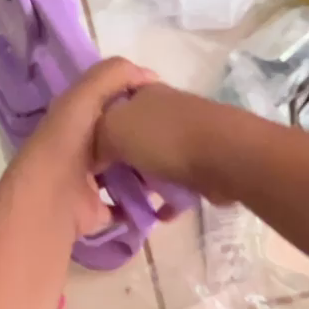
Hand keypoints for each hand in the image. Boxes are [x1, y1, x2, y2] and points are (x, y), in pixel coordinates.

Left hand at [12, 56, 159, 235]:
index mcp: (72, 120)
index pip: (106, 105)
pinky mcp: (94, 212)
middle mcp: (78, 150)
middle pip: (116, 140)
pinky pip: (124, 207)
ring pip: (122, 174)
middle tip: (171, 137)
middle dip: (142, 139)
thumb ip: (113, 75)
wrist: (51, 199)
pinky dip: (140, 206)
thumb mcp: (85, 96)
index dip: (131, 100)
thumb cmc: (66, 143)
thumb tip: (150, 76)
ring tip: (171, 167)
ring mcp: (86, 183)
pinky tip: (163, 199)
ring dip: (144, 173)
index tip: (163, 102)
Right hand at [98, 83, 241, 203]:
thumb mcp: (113, 129)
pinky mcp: (203, 161)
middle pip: (131, 136)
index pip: (109, 107)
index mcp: (141, 93)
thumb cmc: (164, 138)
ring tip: (128, 205)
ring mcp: (186, 136)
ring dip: (142, 182)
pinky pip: (176, 182)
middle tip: (103, 187)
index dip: (93, 130)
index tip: (83, 158)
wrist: (225, 155)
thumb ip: (96, 138)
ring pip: (152, 160)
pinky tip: (157, 215)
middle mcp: (164, 110)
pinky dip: (166, 199)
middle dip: (117, 161)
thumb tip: (96, 156)